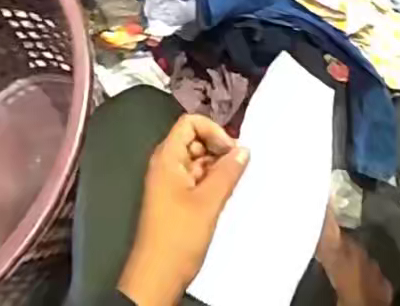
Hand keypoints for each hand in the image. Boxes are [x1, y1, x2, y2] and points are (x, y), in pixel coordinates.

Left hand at [115, 114, 249, 305]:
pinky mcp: (173, 197)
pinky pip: (193, 176)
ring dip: (215, 164)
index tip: (231, 149)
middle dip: (216, 146)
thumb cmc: (178, 236)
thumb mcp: (208, 203)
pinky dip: (209, 179)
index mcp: (167, 156)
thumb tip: (243, 150)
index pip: (189, 123)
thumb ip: (227, 173)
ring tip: (233, 181)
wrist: (156, 277)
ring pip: (195, 158)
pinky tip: (223, 193)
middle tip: (237, 165)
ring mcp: (168, 180)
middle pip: (193, 138)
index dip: (212, 130)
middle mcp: (165, 163)